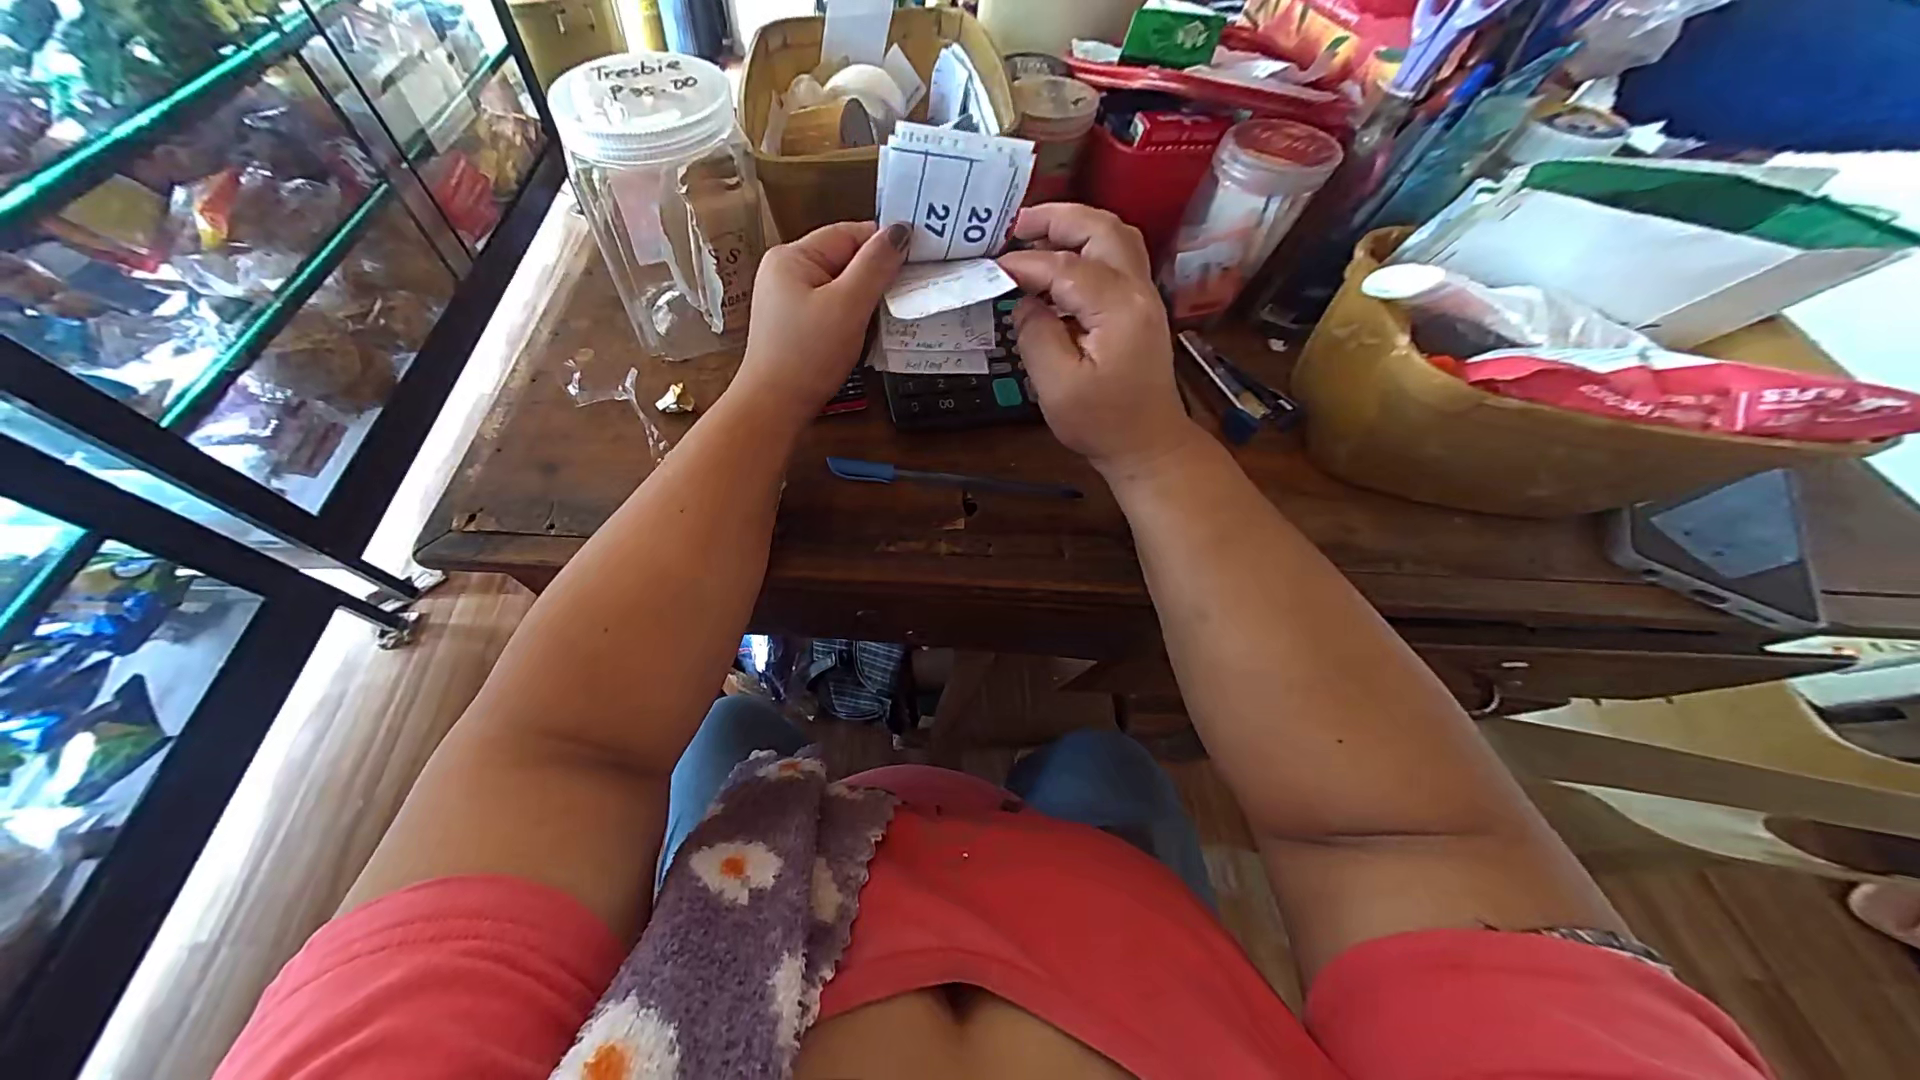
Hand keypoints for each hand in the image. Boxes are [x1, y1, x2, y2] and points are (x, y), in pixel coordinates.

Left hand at [732, 221, 908, 419]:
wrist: (774, 407)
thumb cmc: (807, 356)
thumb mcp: (848, 306)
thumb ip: (875, 266)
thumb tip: (900, 231)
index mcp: (792, 256)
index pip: (849, 234)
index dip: (883, 244)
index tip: (917, 260)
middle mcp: (786, 272)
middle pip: (845, 259)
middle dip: (875, 275)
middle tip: (907, 292)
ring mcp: (788, 300)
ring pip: (841, 286)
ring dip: (866, 299)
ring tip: (887, 316)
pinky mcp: (795, 325)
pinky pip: (832, 308)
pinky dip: (852, 316)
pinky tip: (865, 332)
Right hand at [997, 205, 1201, 475]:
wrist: (1148, 446)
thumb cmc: (1102, 423)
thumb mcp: (1057, 386)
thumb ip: (1036, 335)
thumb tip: (1025, 302)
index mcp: (1118, 308)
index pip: (1065, 266)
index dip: (1026, 262)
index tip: (992, 266)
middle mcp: (1138, 291)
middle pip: (1102, 229)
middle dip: (1057, 219)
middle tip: (1016, 225)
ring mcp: (1144, 297)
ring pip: (1115, 237)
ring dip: (1076, 227)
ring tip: (1035, 235)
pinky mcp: (1140, 308)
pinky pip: (1117, 259)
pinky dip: (1086, 249)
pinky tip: (1058, 267)